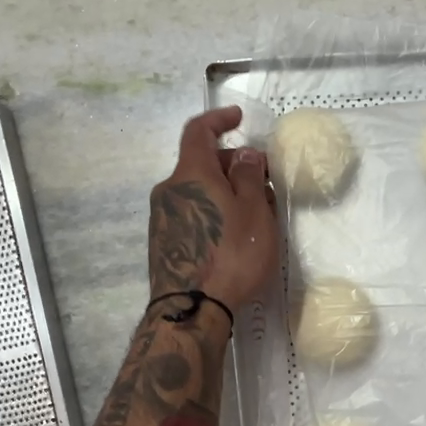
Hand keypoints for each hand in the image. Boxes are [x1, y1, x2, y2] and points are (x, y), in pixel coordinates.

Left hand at [147, 106, 280, 310]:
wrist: (193, 308)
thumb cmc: (231, 255)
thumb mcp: (254, 212)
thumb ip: (248, 176)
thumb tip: (244, 154)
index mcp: (192, 173)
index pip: (199, 131)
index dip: (219, 119)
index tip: (238, 117)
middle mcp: (170, 189)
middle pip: (201, 164)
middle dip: (231, 166)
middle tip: (262, 183)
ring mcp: (163, 218)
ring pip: (198, 192)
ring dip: (224, 194)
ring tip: (253, 215)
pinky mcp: (164, 243)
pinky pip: (193, 215)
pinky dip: (213, 213)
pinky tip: (233, 237)